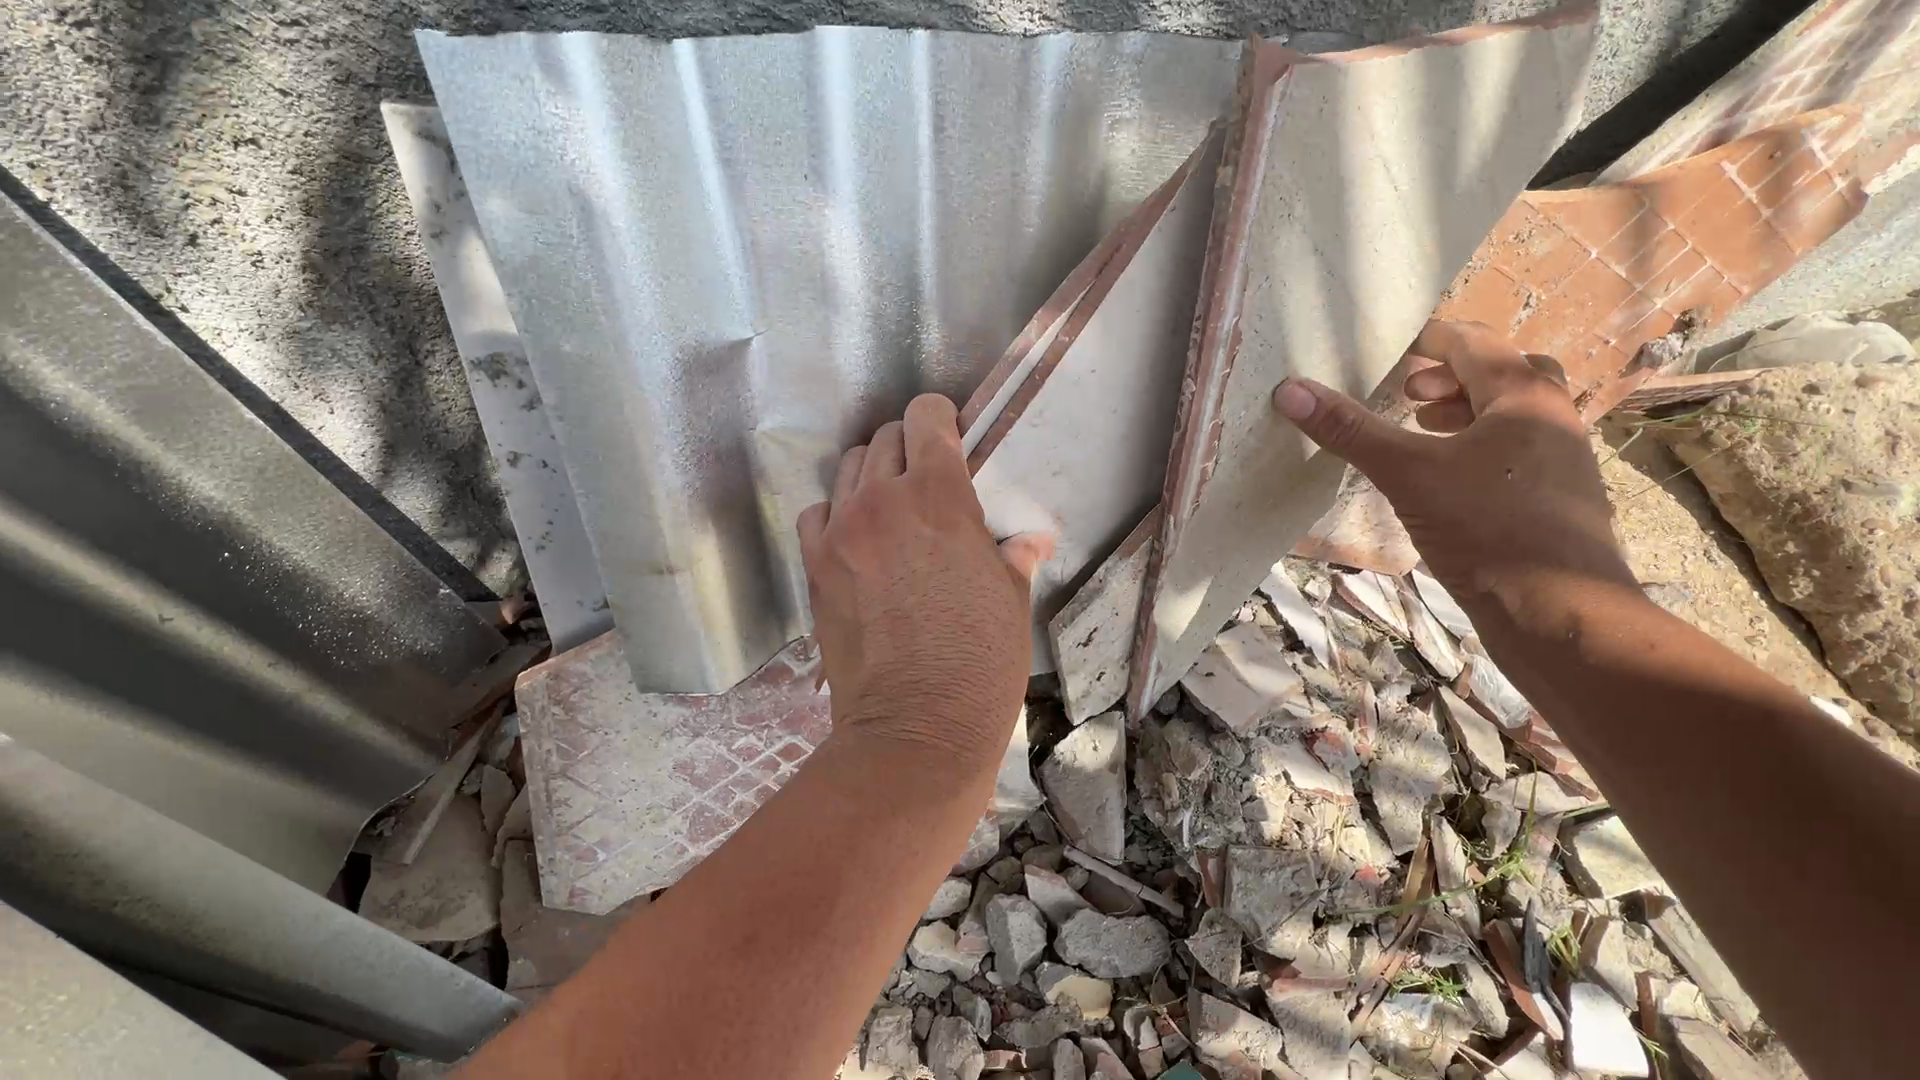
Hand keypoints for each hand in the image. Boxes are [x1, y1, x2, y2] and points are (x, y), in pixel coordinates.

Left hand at [797, 394, 1051, 764]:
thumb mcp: (1011, 601)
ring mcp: (841, 531)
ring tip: (889, 509)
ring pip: (847, 469)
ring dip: (871, 476)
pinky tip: (856, 542)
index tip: (950, 437)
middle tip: (924, 480)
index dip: (939, 418)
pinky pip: (817, 513)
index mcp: (940, 496)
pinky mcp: (814, 565)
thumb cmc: (980, 663)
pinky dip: (836, 514)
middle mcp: (883, 499)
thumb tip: (1029, 540)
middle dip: (907, 447)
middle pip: (884, 438)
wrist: (916, 728)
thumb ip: (1012, 555)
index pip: (926, 417)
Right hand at [1271, 319, 1636, 612]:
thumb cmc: (1486, 527)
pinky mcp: (1555, 499)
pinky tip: (1445, 481)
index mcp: (1524, 397)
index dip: (1428, 340)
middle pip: (1503, 374)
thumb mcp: (1408, 473)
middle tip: (1404, 396)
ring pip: (1512, 415)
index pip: (1473, 344)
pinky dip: (1478, 448)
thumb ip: (1351, 430)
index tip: (1389, 349)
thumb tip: (1290, 389)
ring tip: (1421, 432)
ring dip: (1464, 413)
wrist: (1559, 613)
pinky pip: (1514, 451)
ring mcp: (1561, 461)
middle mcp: (1553, 418)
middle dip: (1448, 378)